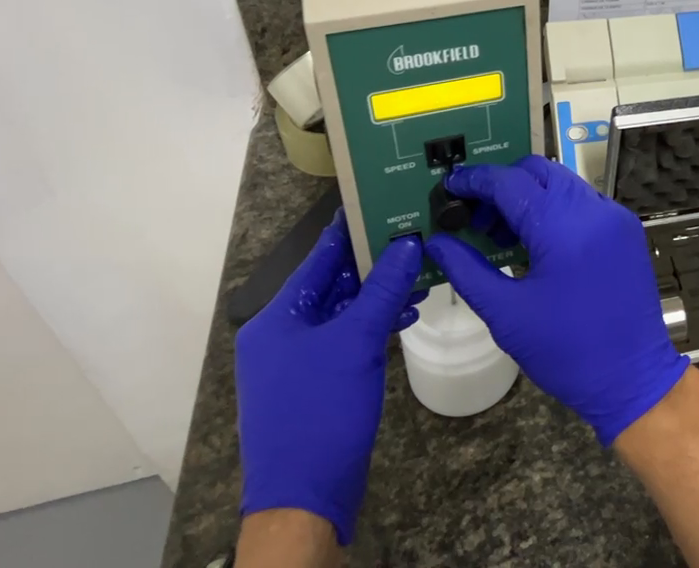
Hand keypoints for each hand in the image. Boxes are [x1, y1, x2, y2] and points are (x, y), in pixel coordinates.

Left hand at [235, 211, 423, 544]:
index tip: (382, 201)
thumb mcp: (356, 343)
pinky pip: (346, 339)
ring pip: (341, 312)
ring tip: (419, 273)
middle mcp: (282, 334)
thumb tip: (408, 242)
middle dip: (372, 262)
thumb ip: (383, 290)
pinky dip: (373, 325)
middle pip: (331, 284)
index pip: (319, 258)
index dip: (351, 230)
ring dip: (377, 295)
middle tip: (413, 233)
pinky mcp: (315, 384)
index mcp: (278, 318)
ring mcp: (297, 362)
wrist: (303, 498)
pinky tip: (405, 316)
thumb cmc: (321, 411)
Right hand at [426, 156, 688, 444]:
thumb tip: (438, 242)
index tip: (450, 186)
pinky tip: (537, 241)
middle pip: (539, 172)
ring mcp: (614, 217)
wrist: (631, 377)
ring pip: (563, 183)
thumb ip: (468, 270)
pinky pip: (583, 202)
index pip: (510, 183)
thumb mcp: (506, 313)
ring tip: (502, 233)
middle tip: (476, 216)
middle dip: (503, 184)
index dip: (476, 181)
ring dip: (530, 195)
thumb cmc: (565, 351)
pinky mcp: (626, 230)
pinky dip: (555, 208)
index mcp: (562, 227)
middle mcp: (593, 210)